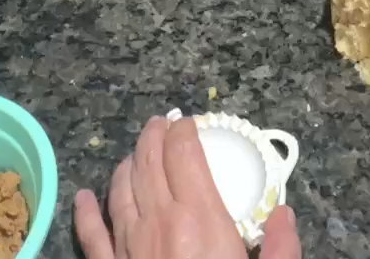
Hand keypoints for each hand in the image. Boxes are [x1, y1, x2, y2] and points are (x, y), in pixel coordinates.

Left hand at [74, 115, 302, 258]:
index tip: (189, 123)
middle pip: (150, 161)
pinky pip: (92, 238)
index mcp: (200, 216)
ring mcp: (130, 249)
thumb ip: (283, 248)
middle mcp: (160, 222)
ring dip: (128, 163)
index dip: (184, 130)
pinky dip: (87, 213)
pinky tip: (83, 198)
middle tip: (161, 123)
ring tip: (136, 152)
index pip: (184, 153)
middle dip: (155, 135)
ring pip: (121, 189)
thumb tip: (286, 215)